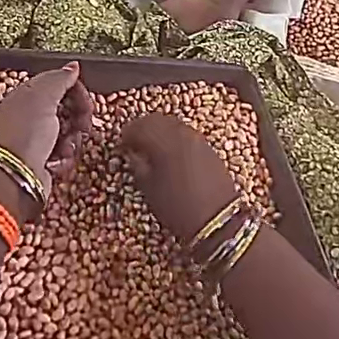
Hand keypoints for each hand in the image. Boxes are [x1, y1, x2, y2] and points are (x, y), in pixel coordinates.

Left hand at [0, 63, 93, 204]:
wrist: (10, 176)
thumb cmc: (23, 132)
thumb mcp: (43, 96)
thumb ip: (60, 78)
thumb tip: (73, 66)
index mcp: (28, 96)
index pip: (61, 86)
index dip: (77, 93)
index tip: (86, 102)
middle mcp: (32, 117)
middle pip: (70, 110)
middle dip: (80, 118)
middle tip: (82, 126)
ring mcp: (38, 140)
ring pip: (71, 134)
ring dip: (73, 141)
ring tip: (63, 148)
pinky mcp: (43, 162)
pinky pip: (66, 156)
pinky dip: (65, 159)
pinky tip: (56, 162)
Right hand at [119, 113, 238, 241]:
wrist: (218, 219)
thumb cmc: (177, 206)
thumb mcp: (149, 189)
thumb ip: (138, 166)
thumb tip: (132, 153)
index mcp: (163, 140)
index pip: (139, 126)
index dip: (127, 134)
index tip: (121, 144)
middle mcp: (181, 133)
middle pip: (157, 120)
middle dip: (143, 128)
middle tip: (133, 143)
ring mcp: (197, 139)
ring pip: (173, 124)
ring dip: (159, 131)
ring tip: (150, 148)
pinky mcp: (208, 147)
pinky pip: (185, 134)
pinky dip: (173, 138)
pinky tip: (169, 153)